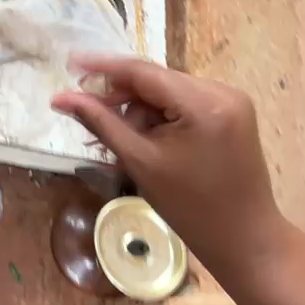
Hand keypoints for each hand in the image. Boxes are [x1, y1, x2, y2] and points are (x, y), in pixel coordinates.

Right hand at [52, 55, 286, 276]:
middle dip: (120, 96)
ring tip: (122, 140)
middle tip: (89, 114)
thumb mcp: (139, 162)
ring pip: (164, 90)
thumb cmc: (191, 207)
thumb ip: (99, 122)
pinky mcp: (230, 112)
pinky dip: (157, 115)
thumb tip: (59, 98)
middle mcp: (221, 92)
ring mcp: (229, 100)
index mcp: (204, 103)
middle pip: (153, 80)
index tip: (69, 64)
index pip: (142, 72)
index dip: (102, 67)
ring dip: (137, 109)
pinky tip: (144, 138)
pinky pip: (181, 101)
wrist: (245, 240)